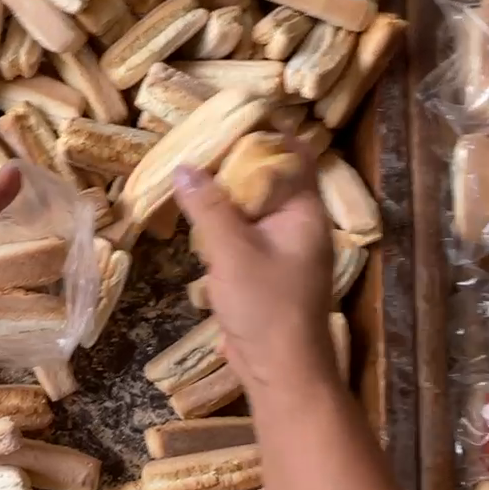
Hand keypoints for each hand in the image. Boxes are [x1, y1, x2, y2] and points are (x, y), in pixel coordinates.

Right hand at [170, 152, 339, 398]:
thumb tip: (184, 167)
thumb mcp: (231, 253)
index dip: (265, 135)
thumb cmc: (265, 308)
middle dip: (235, 164)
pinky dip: (223, 224)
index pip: (292, 158)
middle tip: (197, 146)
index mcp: (304, 214)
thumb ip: (208, 208)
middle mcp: (299, 227)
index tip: (230, 118)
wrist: (280, 371)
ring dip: (225, 196)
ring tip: (190, 177)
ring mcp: (284, 251)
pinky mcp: (267, 272)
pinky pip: (245, 235)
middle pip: (269, 181)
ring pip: (253, 210)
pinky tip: (198, 223)